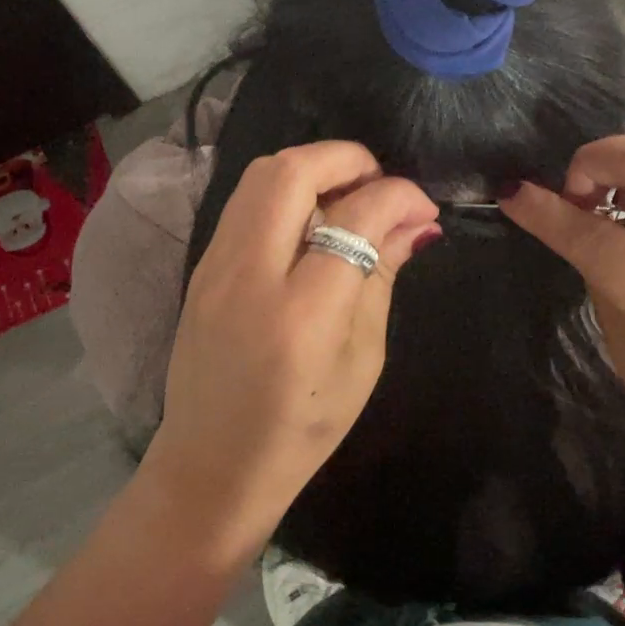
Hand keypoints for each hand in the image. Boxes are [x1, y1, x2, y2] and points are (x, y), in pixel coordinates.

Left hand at [141, 142, 439, 552]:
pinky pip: (246, 201)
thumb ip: (382, 278)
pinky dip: (286, 191)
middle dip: (348, 159)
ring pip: (261, 174)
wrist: (209, 466)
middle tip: (381, 186)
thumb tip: (414, 222)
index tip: (423, 208)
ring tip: (349, 199)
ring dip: (314, 168)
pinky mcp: (201, 266)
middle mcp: (249, 274)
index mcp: (302, 313)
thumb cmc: (300, 430)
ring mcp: (215, 266)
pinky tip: (312, 222)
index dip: (398, 195)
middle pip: (292, 170)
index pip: (355, 216)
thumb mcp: (361, 360)